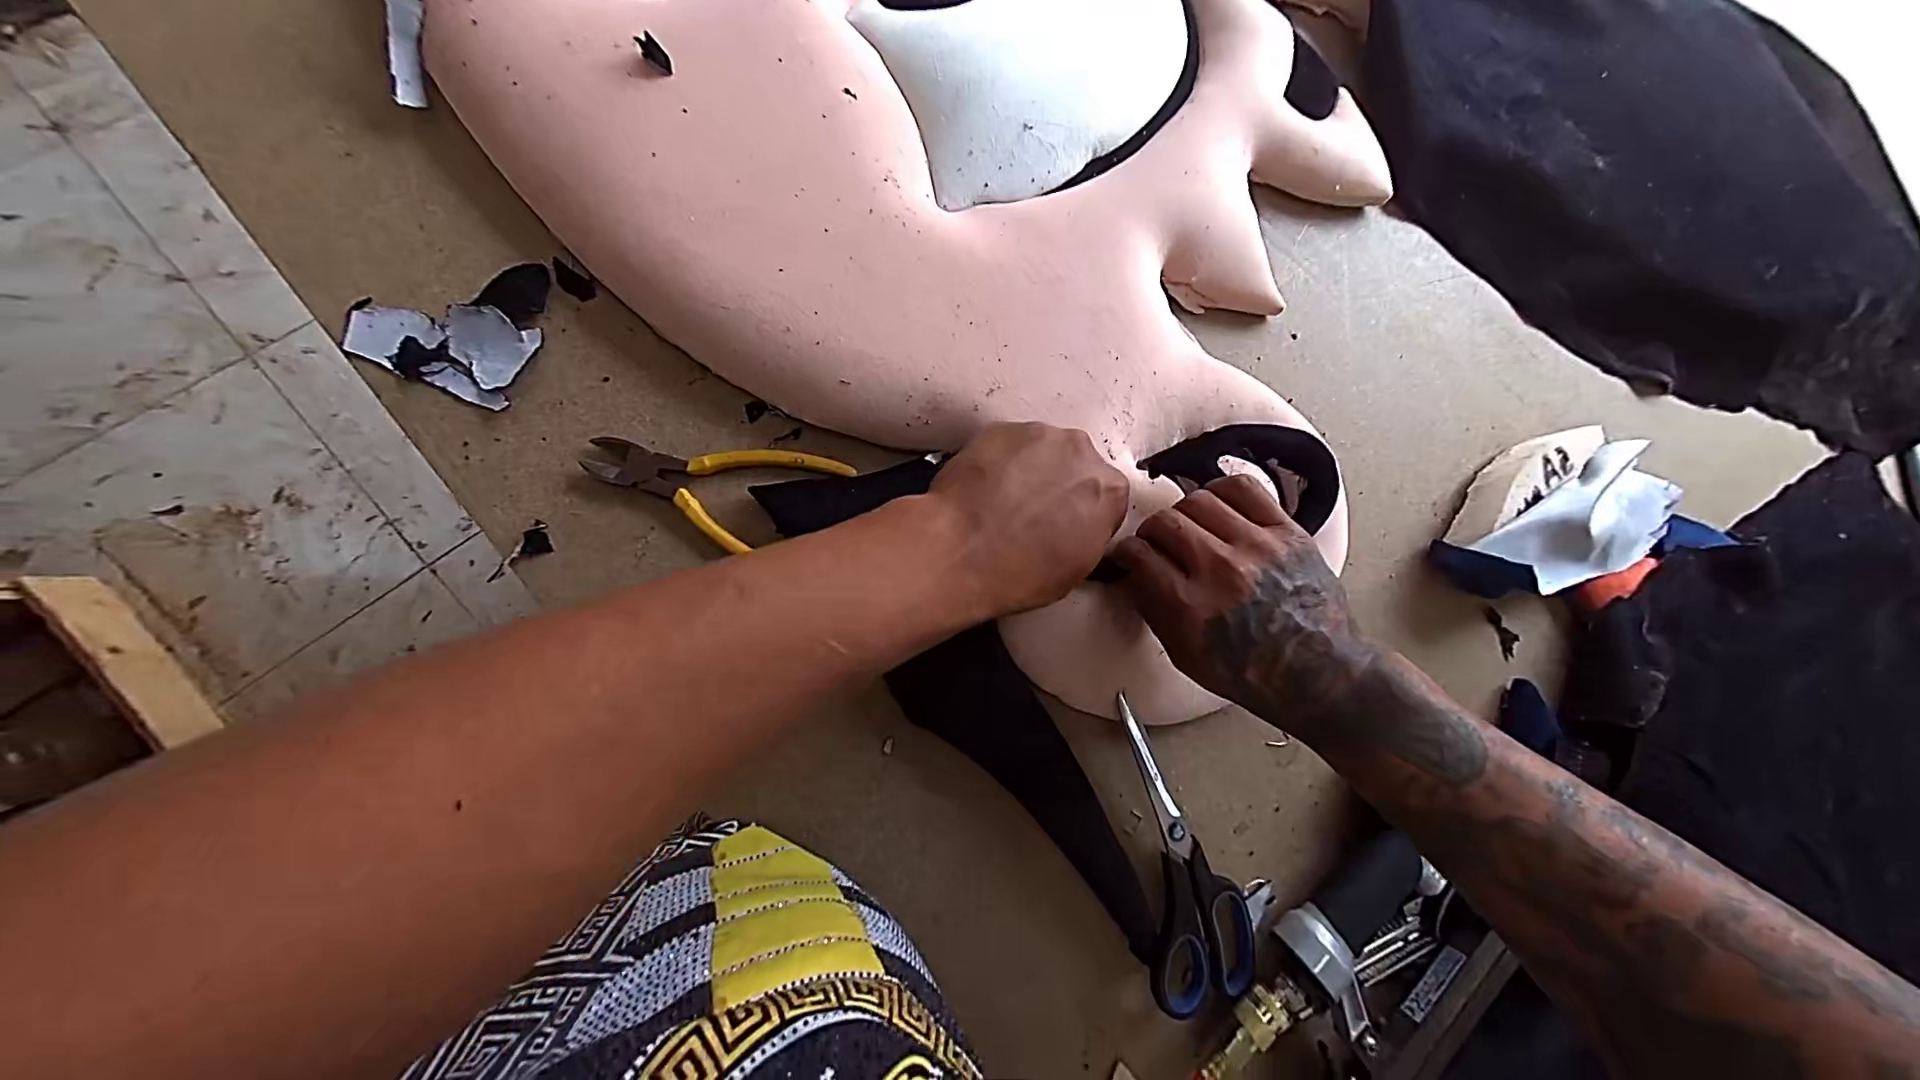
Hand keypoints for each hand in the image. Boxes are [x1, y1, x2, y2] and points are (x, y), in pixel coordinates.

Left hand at [926, 422, 1128, 615]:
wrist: (961, 552)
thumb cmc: (1014, 568)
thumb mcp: (1076, 570)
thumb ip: (1090, 536)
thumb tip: (1079, 533)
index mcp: (1108, 489)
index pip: (1107, 495)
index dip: (1086, 512)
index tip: (1069, 522)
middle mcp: (1079, 452)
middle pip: (1074, 464)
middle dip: (1057, 485)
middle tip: (1032, 514)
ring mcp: (1038, 436)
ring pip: (1040, 450)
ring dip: (1028, 471)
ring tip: (1004, 504)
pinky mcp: (999, 430)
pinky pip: (1005, 444)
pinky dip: (997, 462)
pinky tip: (986, 491)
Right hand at [1113, 474, 1375, 732]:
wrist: (1316, 672)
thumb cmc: (1253, 670)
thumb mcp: (1183, 654)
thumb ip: (1153, 610)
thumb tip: (1135, 574)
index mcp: (1190, 606)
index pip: (1139, 554)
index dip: (1125, 551)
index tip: (1128, 552)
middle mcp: (1221, 571)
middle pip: (1165, 523)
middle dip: (1151, 531)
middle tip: (1156, 540)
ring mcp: (1256, 548)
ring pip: (1198, 500)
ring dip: (1183, 512)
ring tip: (1188, 525)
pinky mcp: (1286, 533)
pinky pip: (1244, 488)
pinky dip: (1222, 490)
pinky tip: (1218, 505)